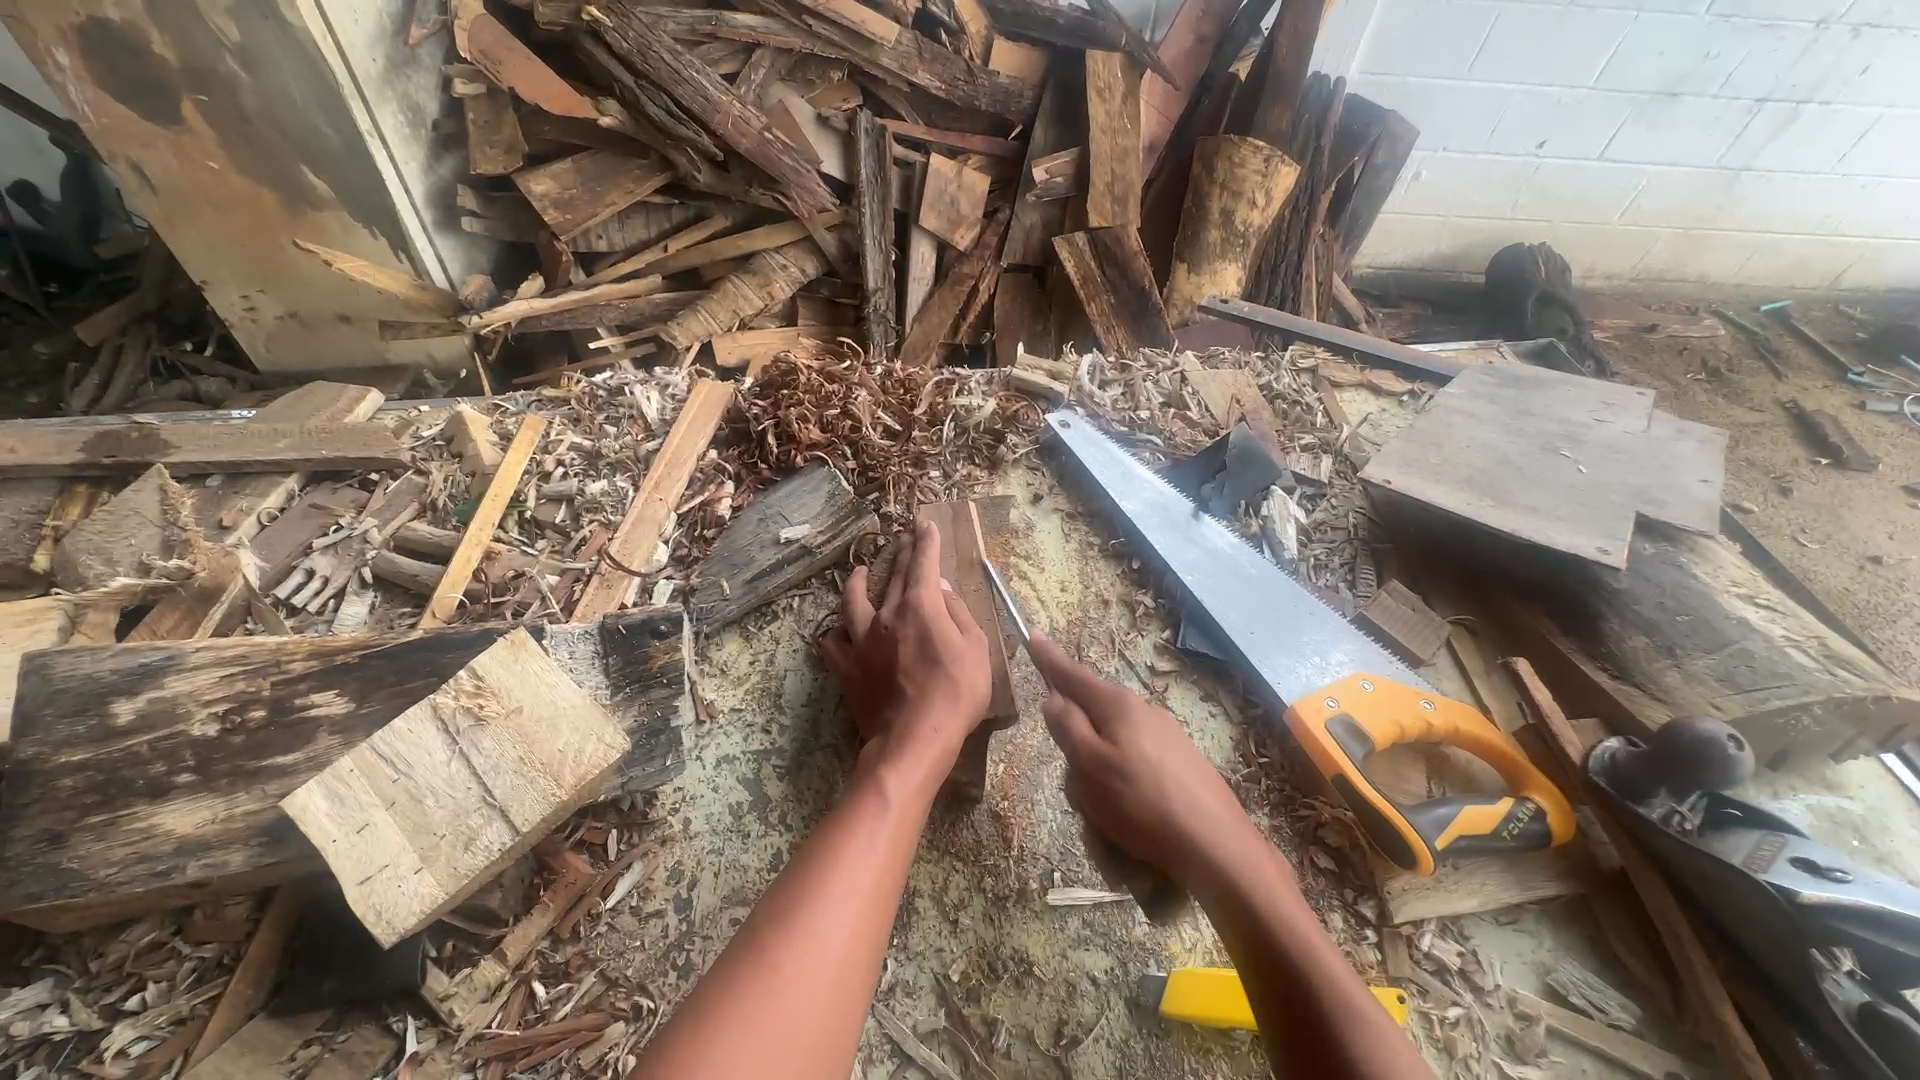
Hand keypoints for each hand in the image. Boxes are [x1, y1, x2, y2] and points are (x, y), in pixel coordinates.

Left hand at [818, 519, 992, 772]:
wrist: (914, 739)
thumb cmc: (956, 695)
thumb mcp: (975, 649)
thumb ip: (958, 613)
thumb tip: (941, 588)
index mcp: (921, 607)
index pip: (924, 563)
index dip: (926, 541)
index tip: (924, 523)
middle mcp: (886, 615)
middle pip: (892, 575)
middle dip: (900, 552)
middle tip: (903, 536)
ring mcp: (861, 641)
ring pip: (852, 601)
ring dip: (857, 581)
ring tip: (861, 571)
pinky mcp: (846, 668)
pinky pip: (832, 643)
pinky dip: (834, 633)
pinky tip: (837, 630)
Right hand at [1029, 636, 1261, 887]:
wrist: (1212, 842)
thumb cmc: (1140, 803)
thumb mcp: (1089, 766)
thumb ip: (1067, 728)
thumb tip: (1053, 697)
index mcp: (1116, 705)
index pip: (1073, 675)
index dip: (1049, 659)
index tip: (1033, 636)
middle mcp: (1142, 709)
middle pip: (1092, 713)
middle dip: (1076, 743)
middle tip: (1078, 785)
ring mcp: (1165, 733)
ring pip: (1112, 742)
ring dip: (1099, 769)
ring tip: (1106, 811)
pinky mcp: (1179, 759)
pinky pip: (1134, 760)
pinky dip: (1122, 781)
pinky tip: (1132, 812)